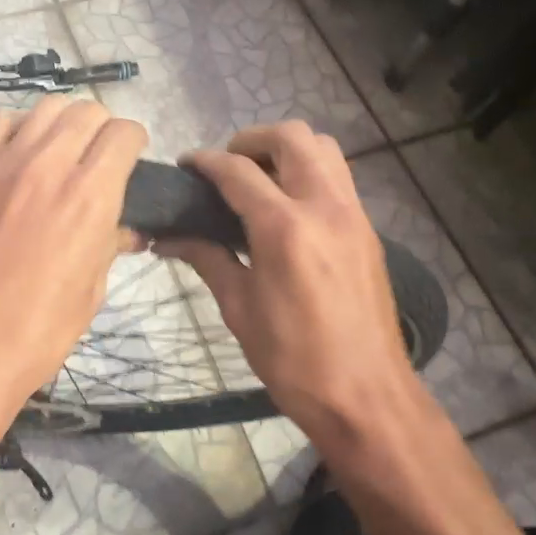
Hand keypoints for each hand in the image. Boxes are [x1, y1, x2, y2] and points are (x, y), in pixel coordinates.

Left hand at [0, 97, 147, 418]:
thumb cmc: (37, 333)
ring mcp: (2, 164)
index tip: (130, 157)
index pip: (123, 133)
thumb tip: (126, 231)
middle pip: (85, 111)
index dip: (134, 142)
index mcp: (90, 197)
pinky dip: (18, 129)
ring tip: (61, 149)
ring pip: (43, 108)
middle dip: (102, 127)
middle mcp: (49, 166)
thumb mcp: (90, 292)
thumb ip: (109, 246)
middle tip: (98, 155)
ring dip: (62, 122)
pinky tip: (20, 155)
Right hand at [160, 122, 422, 446]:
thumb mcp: (239, 309)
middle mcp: (324, 207)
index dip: (205, 162)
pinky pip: (338, 177)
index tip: (184, 166)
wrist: (366, 396)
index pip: (237, 171)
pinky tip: (287, 208)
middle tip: (226, 168)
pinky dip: (309, 172)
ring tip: (259, 180)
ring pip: (324, 148)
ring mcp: (353, 215)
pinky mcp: (368, 230)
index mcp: (284, 229)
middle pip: (290, 138)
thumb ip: (206, 259)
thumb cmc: (292, 360)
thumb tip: (167, 238)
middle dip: (250, 141)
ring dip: (286, 150)